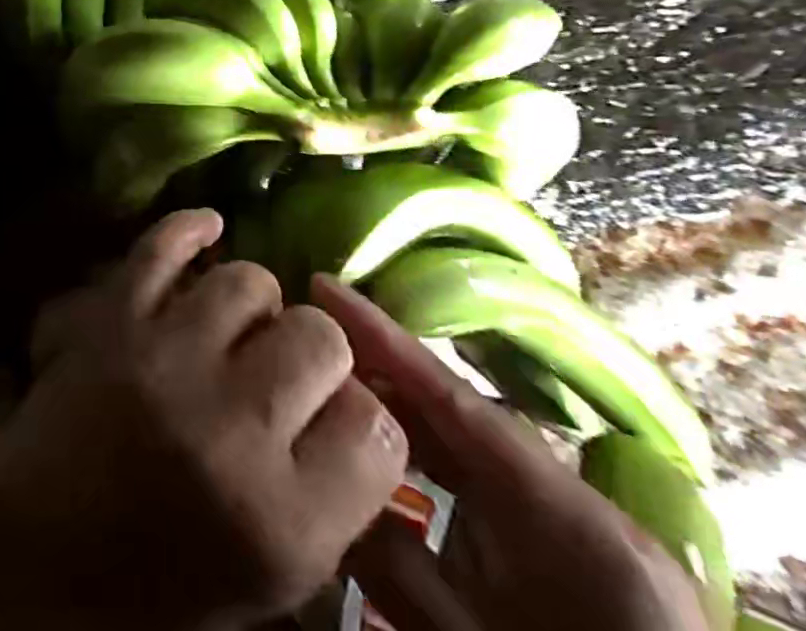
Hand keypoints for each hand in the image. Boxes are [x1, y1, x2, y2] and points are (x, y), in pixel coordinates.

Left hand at [0, 209, 408, 626]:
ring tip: (236, 325)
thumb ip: (333, 498)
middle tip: (278, 366)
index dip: (359, 413)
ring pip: (248, 285)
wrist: (40, 528)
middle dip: (312, 351)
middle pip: (320, 340)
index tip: (329, 412)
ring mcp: (164, 359)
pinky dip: (188, 229)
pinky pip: (161, 249)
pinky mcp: (110, 321)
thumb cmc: (155, 568)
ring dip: (252, 302)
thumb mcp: (271, 573)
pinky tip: (209, 226)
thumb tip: (360, 412)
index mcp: (287, 514)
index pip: (378, 428)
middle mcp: (232, 424)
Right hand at [315, 274, 710, 630]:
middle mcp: (580, 506)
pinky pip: (478, 480)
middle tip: (300, 333)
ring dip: (393, 411)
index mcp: (568, 520)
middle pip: (462, 416)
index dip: (385, 339)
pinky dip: (421, 455)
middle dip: (379, 370)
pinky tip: (369, 444)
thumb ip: (381, 548)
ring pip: (467, 446)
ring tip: (320, 379)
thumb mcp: (451, 629)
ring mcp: (579, 527)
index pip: (459, 403)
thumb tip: (312, 472)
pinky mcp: (569, 549)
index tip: (324, 285)